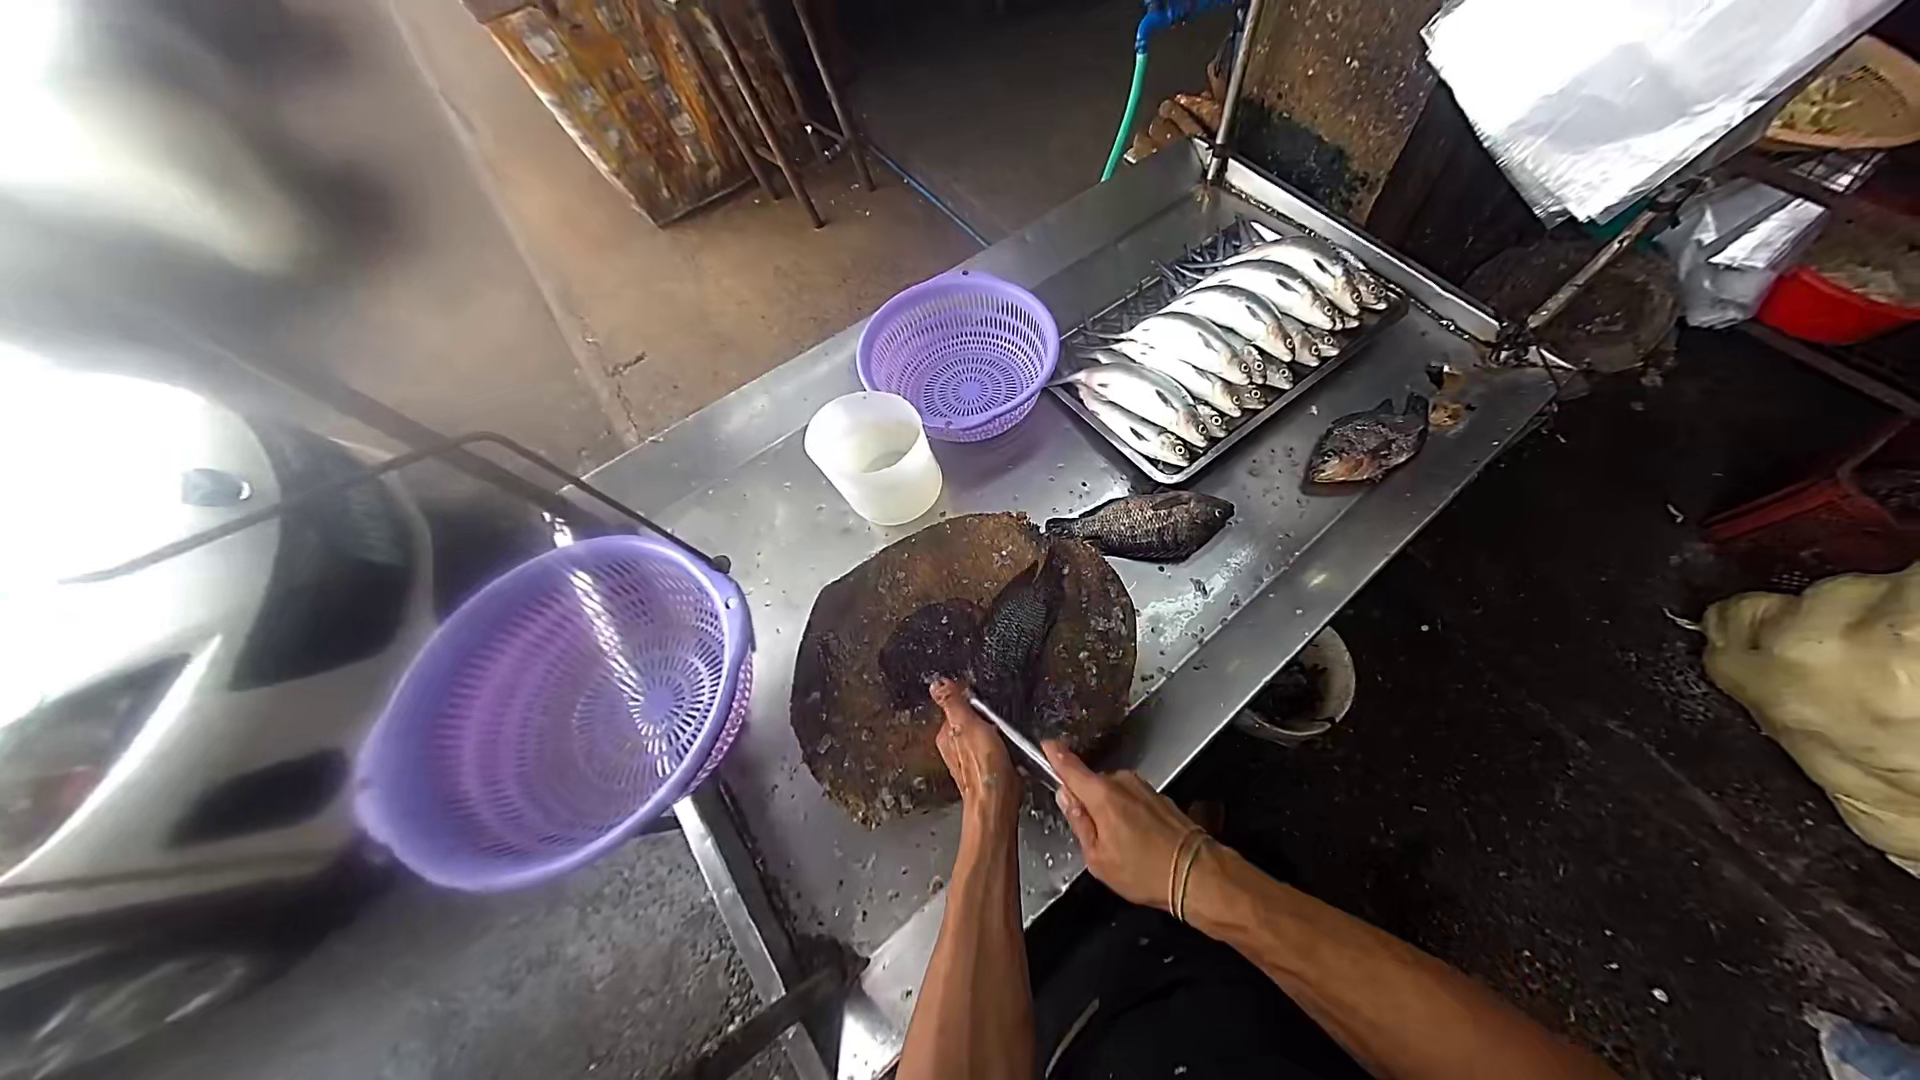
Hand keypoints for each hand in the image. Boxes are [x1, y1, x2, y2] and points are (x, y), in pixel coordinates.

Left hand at [930, 679, 1019, 832]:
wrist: (998, 802)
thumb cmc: (983, 769)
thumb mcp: (967, 725)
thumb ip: (952, 702)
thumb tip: (937, 683)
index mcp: (946, 736)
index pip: (954, 706)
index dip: (969, 697)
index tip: (982, 697)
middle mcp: (956, 749)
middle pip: (971, 720)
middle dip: (984, 715)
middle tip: (997, 717)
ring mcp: (973, 760)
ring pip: (984, 735)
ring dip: (996, 730)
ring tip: (1006, 733)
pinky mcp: (990, 770)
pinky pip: (998, 750)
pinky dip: (1004, 747)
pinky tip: (1011, 750)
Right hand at [1043, 741, 1201, 911]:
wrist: (1196, 874)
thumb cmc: (1147, 872)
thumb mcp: (1097, 858)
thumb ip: (1077, 823)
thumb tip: (1066, 799)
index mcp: (1101, 795)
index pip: (1070, 766)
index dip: (1055, 755)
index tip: (1047, 745)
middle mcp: (1122, 782)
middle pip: (1091, 784)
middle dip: (1087, 804)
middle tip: (1095, 838)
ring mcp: (1142, 787)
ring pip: (1111, 793)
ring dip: (1110, 812)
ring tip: (1124, 847)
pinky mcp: (1157, 795)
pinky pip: (1130, 799)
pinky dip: (1128, 815)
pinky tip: (1138, 842)